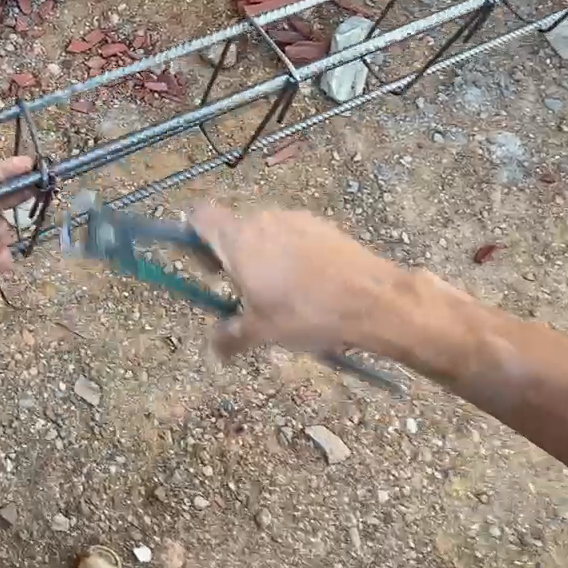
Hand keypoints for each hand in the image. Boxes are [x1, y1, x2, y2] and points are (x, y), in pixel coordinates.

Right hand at [188, 203, 439, 361]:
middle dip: (231, 257)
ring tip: (281, 294)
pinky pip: (291, 235)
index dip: (193, 239)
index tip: (208, 270)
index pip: (198, 217)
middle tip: (244, 292)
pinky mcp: (320, 224)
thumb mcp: (263, 333)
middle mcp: (261, 220)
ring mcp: (293, 218)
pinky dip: (290, 254)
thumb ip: (230, 337)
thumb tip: (213, 350)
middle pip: (231, 228)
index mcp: (237, 240)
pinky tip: (309, 286)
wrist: (374, 300)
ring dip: (262, 256)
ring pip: (263, 233)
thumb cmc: (307, 313)